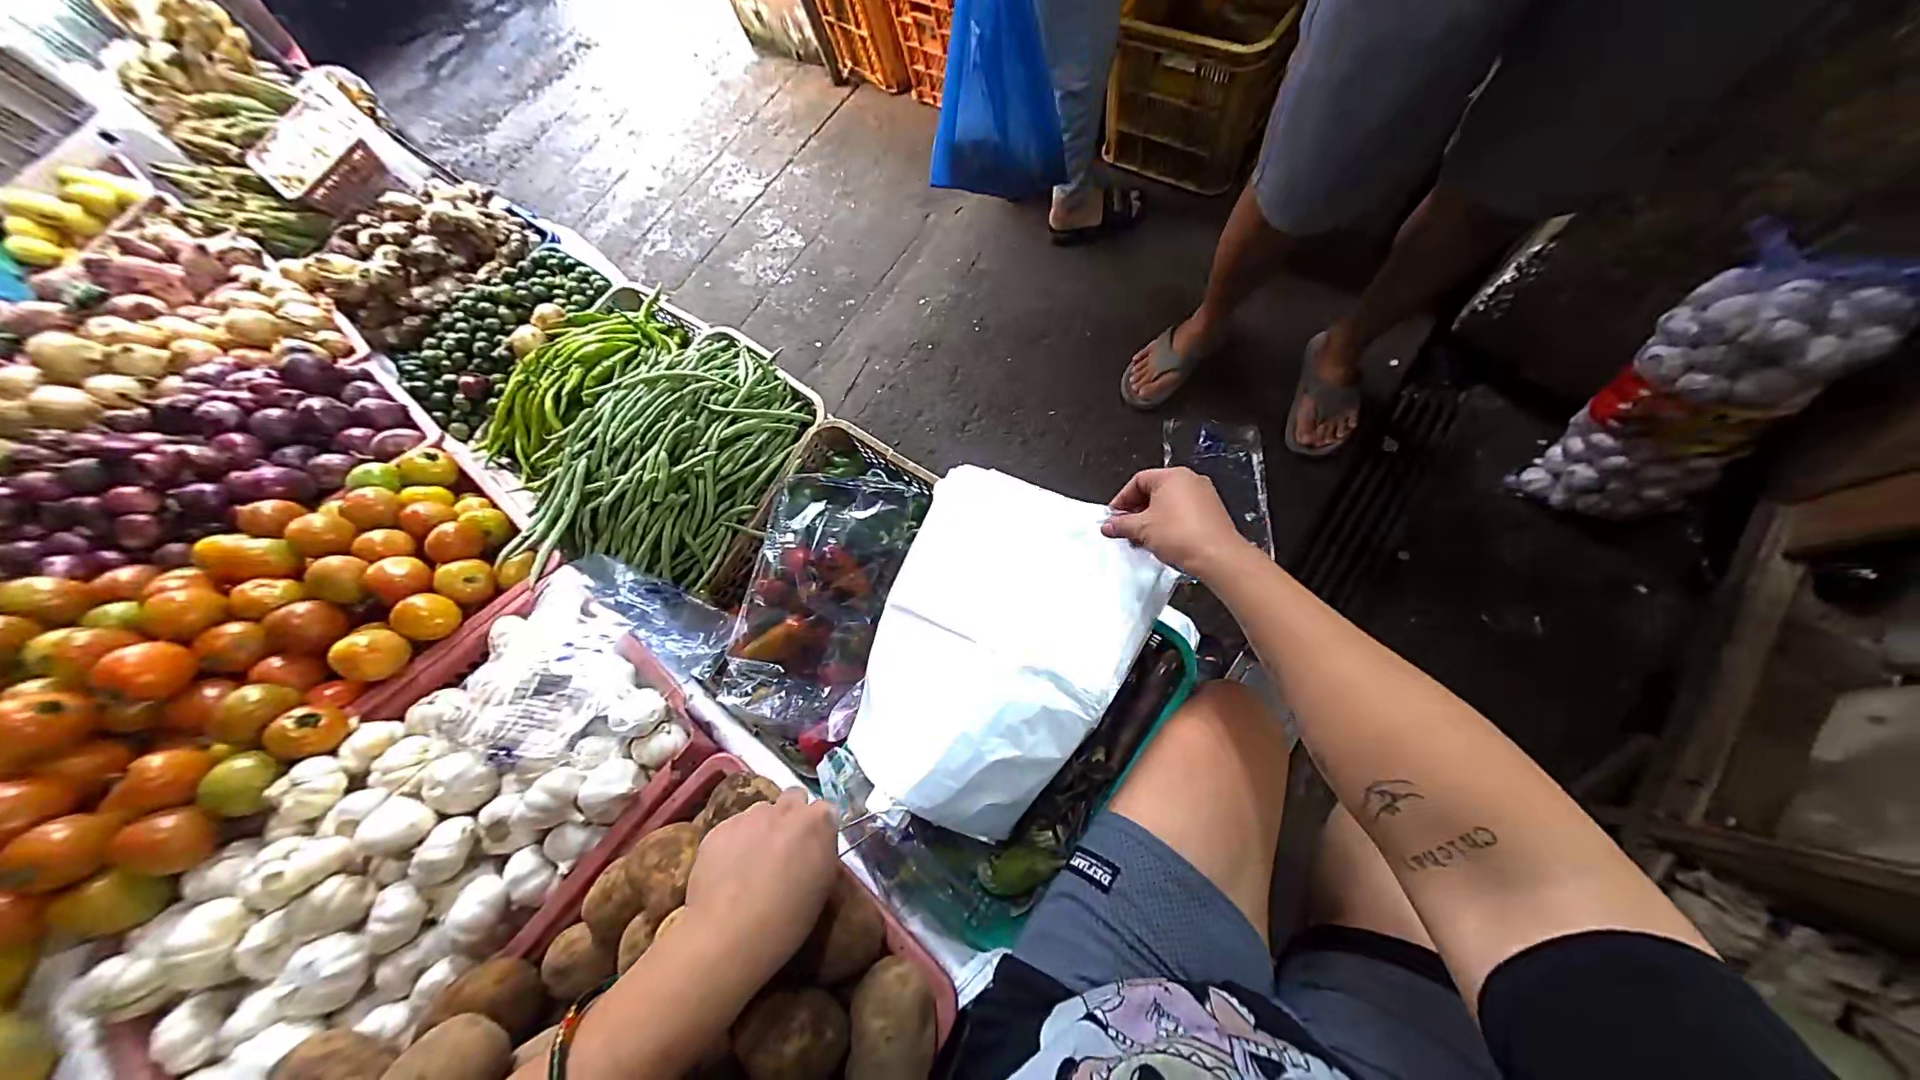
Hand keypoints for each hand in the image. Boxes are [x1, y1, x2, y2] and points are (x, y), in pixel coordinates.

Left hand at [682, 788, 837, 974]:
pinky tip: (728, 872)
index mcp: (818, 822)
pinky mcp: (719, 828)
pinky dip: (734, 842)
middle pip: (794, 799)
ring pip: (761, 812)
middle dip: (791, 817)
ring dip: (762, 829)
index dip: (818, 828)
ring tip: (751, 863)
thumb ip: (821, 852)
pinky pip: (733, 828)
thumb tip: (813, 845)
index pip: (826, 809)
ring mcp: (749, 815)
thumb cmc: (786, 921)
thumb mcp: (822, 886)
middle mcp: (786, 809)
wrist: (728, 937)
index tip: (812, 847)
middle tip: (784, 849)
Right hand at [1102, 467, 1253, 579]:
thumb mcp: (1142, 529)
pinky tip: (1162, 541)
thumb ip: (1121, 524)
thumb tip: (1109, 525)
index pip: (1138, 481)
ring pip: (1168, 503)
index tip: (1114, 516)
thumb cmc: (1181, 536)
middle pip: (1153, 491)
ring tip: (1142, 537)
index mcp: (1172, 476)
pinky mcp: (1211, 513)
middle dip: (1136, 510)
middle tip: (1125, 528)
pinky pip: (1183, 513)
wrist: (1217, 557)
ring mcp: (1204, 496)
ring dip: (1151, 519)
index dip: (1122, 499)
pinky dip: (1169, 524)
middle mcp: (1190, 480)